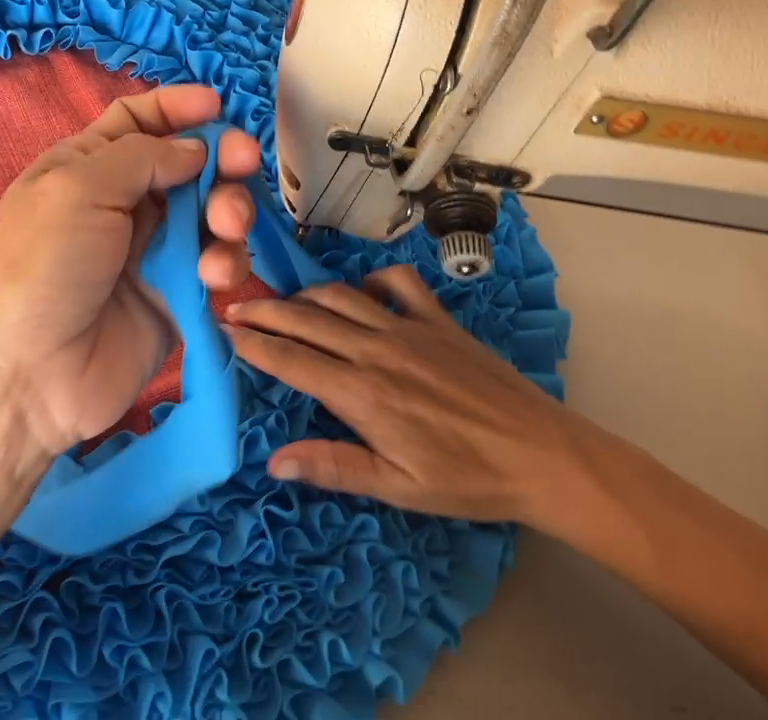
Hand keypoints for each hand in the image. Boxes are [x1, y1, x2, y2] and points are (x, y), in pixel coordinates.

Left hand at [0, 85, 260, 455]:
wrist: (31, 372)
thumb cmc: (42, 265)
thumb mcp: (78, 189)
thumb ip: (142, 157)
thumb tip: (194, 149)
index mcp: (84, 168)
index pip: (136, 122)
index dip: (175, 108)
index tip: (217, 106)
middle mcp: (120, 204)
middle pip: (186, 165)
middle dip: (221, 159)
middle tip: (245, 162)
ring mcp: (150, 252)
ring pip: (209, 213)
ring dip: (228, 211)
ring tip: (226, 228)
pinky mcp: (176, 296)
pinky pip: (216, 265)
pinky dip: (224, 263)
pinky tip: (214, 276)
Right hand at [225, 264, 587, 528]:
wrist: (544, 456)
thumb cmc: (467, 480)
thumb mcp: (396, 487)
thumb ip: (333, 467)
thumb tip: (273, 462)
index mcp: (362, 394)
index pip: (290, 360)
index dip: (251, 344)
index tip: (223, 330)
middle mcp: (377, 351)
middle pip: (305, 320)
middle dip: (263, 311)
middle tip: (234, 306)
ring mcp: (410, 329)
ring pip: (341, 297)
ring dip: (304, 297)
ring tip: (282, 303)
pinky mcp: (440, 321)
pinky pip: (397, 283)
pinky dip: (370, 280)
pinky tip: (360, 294)